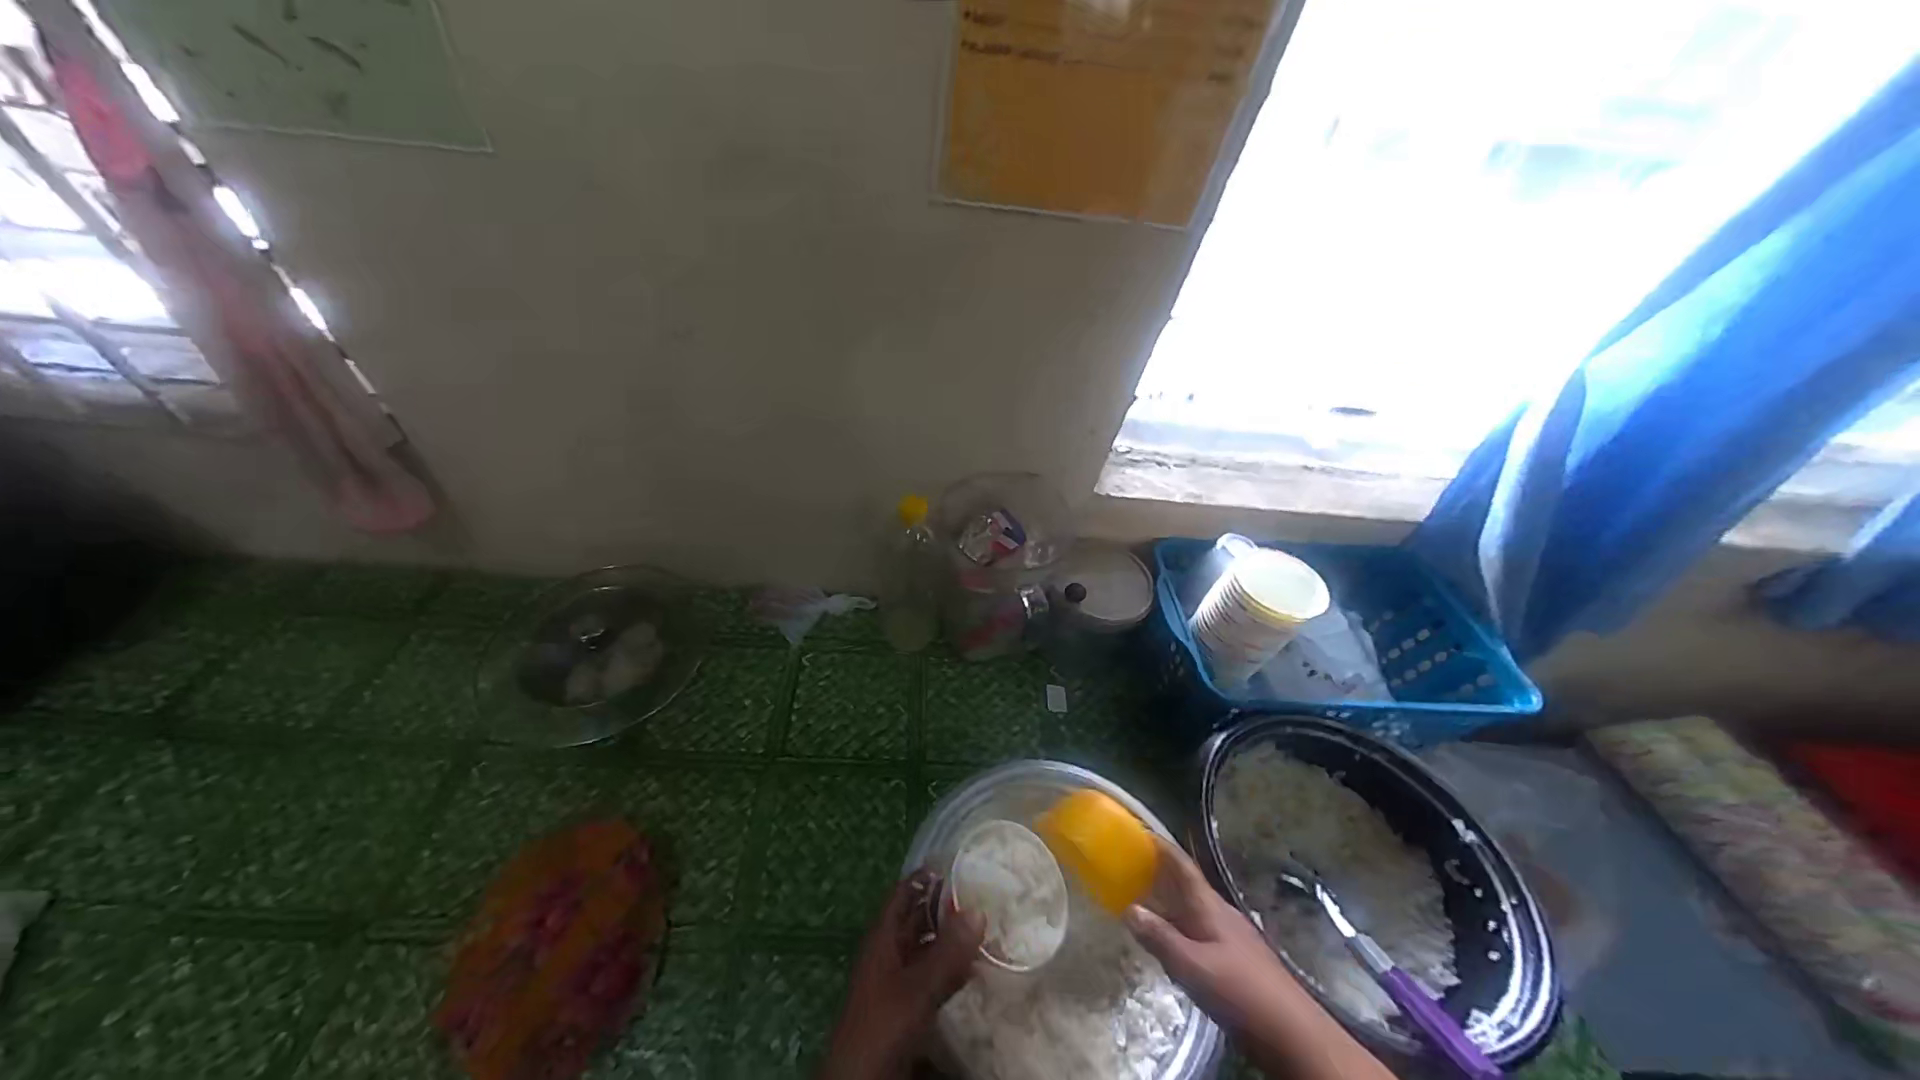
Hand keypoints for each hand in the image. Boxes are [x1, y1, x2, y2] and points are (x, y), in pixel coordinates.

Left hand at [817, 868, 984, 1079]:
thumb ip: (946, 952)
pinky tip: (977, 967)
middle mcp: (889, 951)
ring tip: (989, 924)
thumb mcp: (917, 988)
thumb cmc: (882, 1026)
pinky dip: (953, 967)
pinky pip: (934, 976)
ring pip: (928, 946)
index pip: (904, 892)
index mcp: (882, 937)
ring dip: (953, 937)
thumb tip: (978, 909)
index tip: (961, 860)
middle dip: (946, 905)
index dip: (927, 875)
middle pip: (918, 917)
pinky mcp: (908, 1006)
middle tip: (986, 891)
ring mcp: (898, 979)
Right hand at [1123, 837, 1300, 1034]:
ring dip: (1170, 901)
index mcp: (1210, 907)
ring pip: (1194, 909)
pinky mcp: (1237, 959)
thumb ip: (1160, 938)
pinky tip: (1171, 940)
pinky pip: (1200, 930)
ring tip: (1142, 900)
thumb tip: (1130, 909)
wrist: (1293, 1033)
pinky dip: (1180, 925)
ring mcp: (1232, 936)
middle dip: (1161, 873)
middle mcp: (1221, 914)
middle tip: (1130, 867)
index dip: (1163, 847)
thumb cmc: (1240, 991)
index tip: (1141, 832)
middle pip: (1187, 885)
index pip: (1183, 866)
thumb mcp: (1192, 966)